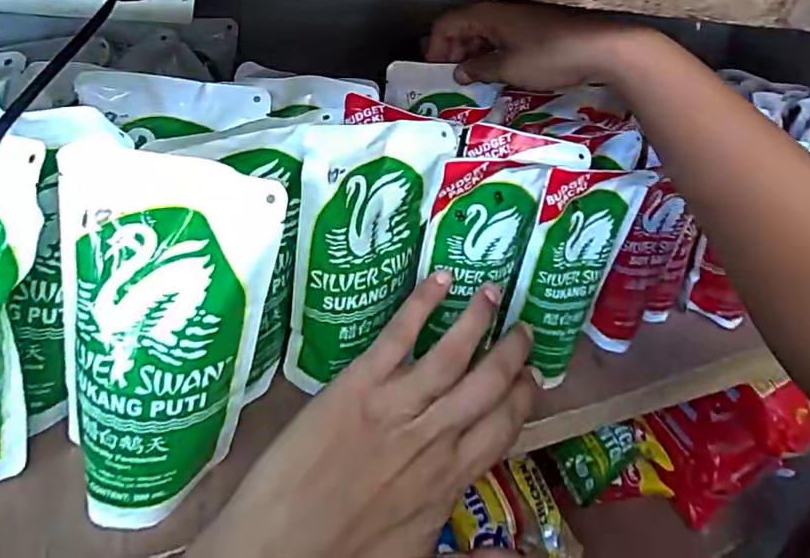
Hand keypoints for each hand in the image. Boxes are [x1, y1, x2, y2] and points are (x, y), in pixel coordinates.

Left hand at [188, 273, 537, 557]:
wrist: (278, 547)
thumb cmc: (346, 556)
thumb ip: (473, 556)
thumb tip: (520, 551)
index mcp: (448, 479)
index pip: (502, 429)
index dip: (522, 399)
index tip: (531, 377)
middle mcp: (433, 437)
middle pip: (486, 385)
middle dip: (512, 353)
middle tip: (524, 327)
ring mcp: (396, 405)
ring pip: (451, 354)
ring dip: (476, 318)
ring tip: (492, 290)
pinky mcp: (359, 382)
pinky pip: (399, 336)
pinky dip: (422, 304)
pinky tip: (439, 279)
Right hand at [425, 2, 655, 91]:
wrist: (605, 47)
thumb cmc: (552, 56)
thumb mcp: (510, 68)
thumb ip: (480, 69)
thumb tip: (461, 71)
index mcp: (488, 15)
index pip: (447, 24)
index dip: (435, 47)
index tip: (434, 71)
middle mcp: (501, 11)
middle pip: (463, 26)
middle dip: (452, 51)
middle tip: (451, 77)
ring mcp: (519, 17)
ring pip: (483, 32)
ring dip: (472, 53)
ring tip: (472, 78)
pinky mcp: (535, 27)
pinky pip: (501, 36)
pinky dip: (492, 52)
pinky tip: (497, 71)